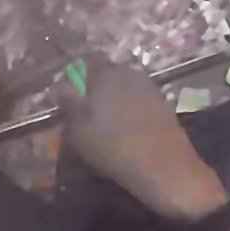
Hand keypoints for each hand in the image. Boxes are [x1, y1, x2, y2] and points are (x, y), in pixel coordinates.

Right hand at [63, 63, 229, 221]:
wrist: (165, 168)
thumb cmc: (114, 148)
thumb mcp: (79, 130)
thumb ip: (69, 104)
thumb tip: (64, 87)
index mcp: (106, 73)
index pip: (87, 62)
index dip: (77, 78)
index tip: (71, 99)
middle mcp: (130, 73)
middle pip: (107, 74)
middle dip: (96, 90)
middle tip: (87, 115)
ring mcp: (150, 88)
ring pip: (125, 88)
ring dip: (115, 101)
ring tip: (107, 127)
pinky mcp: (164, 105)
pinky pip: (139, 102)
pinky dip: (131, 112)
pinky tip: (128, 133)